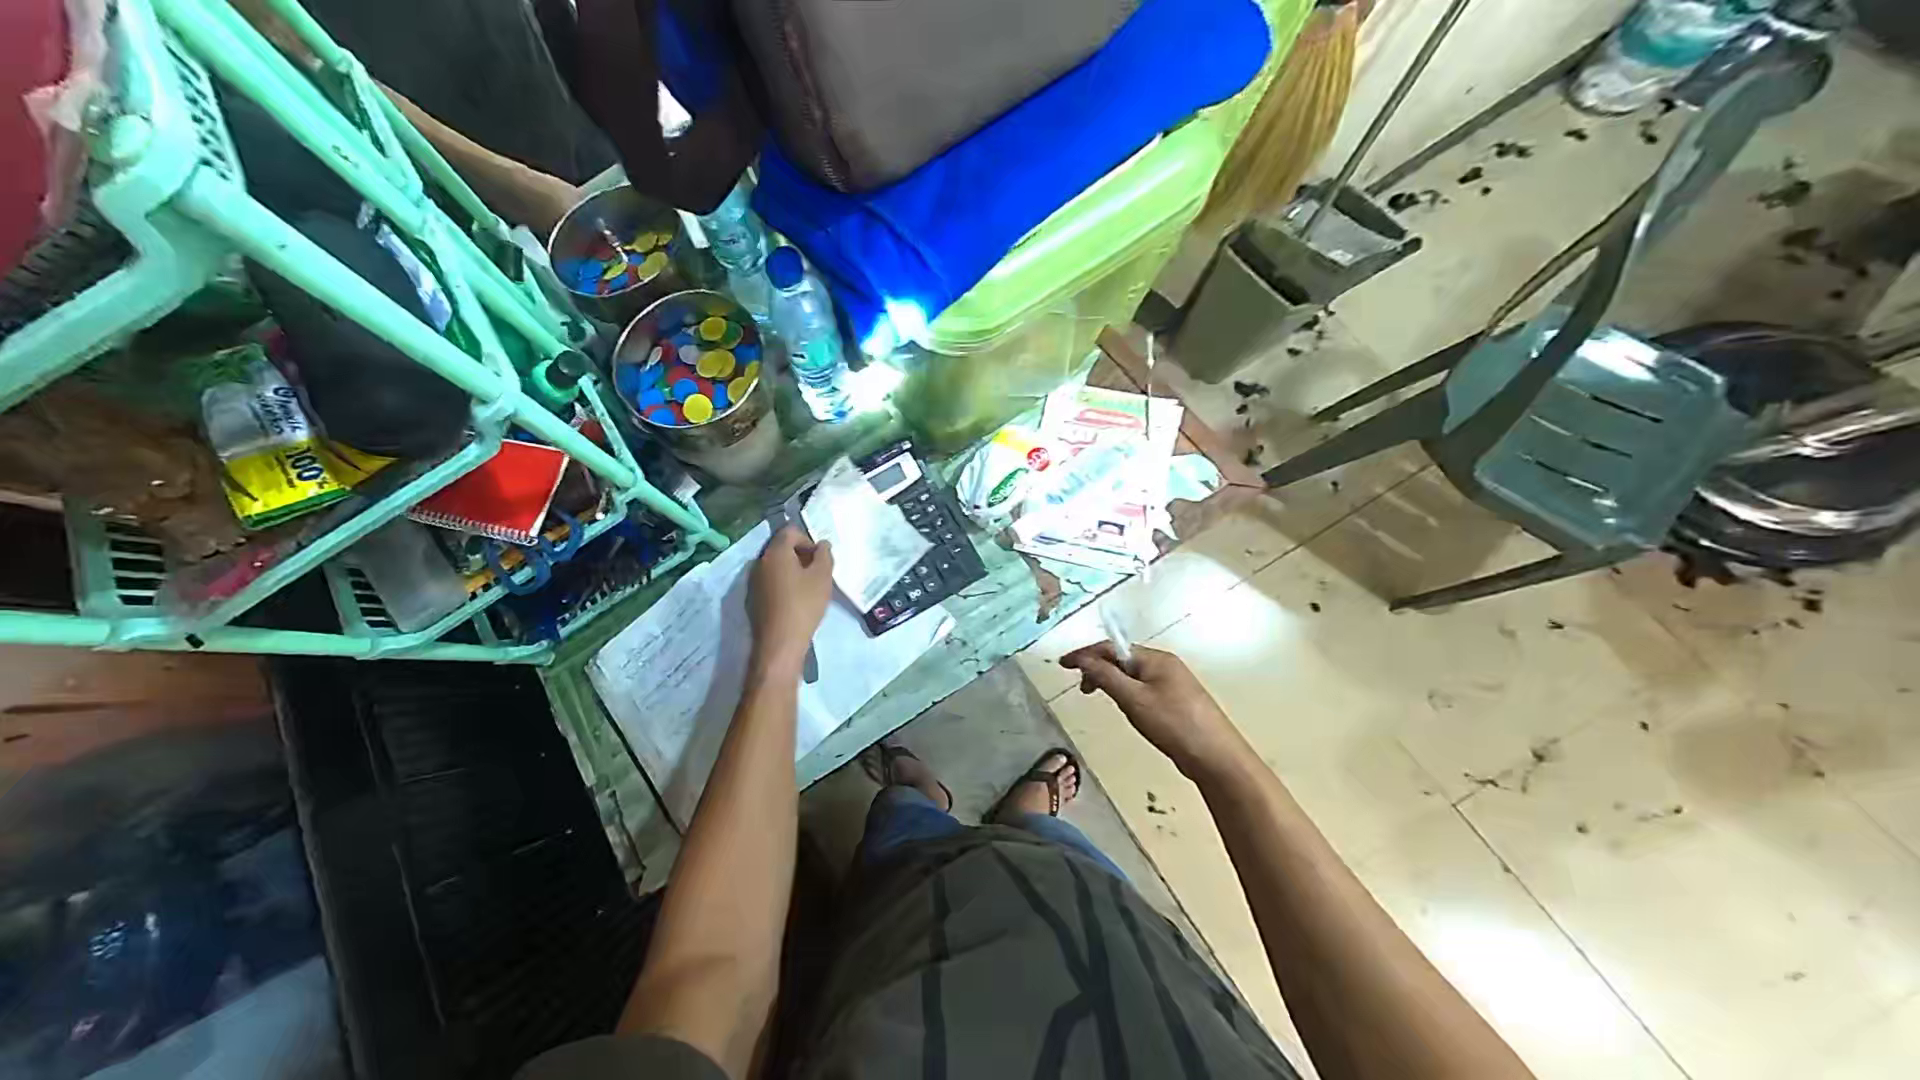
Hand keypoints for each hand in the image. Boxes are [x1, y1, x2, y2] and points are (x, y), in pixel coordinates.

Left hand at [747, 527, 833, 674]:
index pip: (791, 531)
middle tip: (817, 573)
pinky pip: (769, 582)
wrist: (779, 642)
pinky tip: (794, 601)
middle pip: (781, 547)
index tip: (820, 560)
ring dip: (792, 571)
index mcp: (775, 552)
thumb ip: (824, 555)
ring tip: (807, 589)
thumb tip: (822, 545)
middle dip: (800, 555)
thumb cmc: (804, 605)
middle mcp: (759, 561)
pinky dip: (782, 584)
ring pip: (775, 566)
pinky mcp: (752, 598)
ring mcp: (752, 581)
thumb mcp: (823, 577)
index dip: (809, 540)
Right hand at [1060, 643, 1249, 780]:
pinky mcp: (1177, 701)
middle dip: (1098, 668)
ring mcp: (1173, 683)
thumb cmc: (1173, 724)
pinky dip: (1127, 693)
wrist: (1216, 757)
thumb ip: (1105, 677)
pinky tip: (1126, 708)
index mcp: (1155, 658)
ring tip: (1100, 698)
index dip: (1085, 654)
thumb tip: (1084, 659)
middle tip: (1082, 688)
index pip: (1112, 647)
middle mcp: (1165, 664)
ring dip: (1111, 681)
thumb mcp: (1133, 700)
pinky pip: (1143, 688)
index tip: (1063, 665)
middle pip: (1123, 659)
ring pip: (1133, 675)